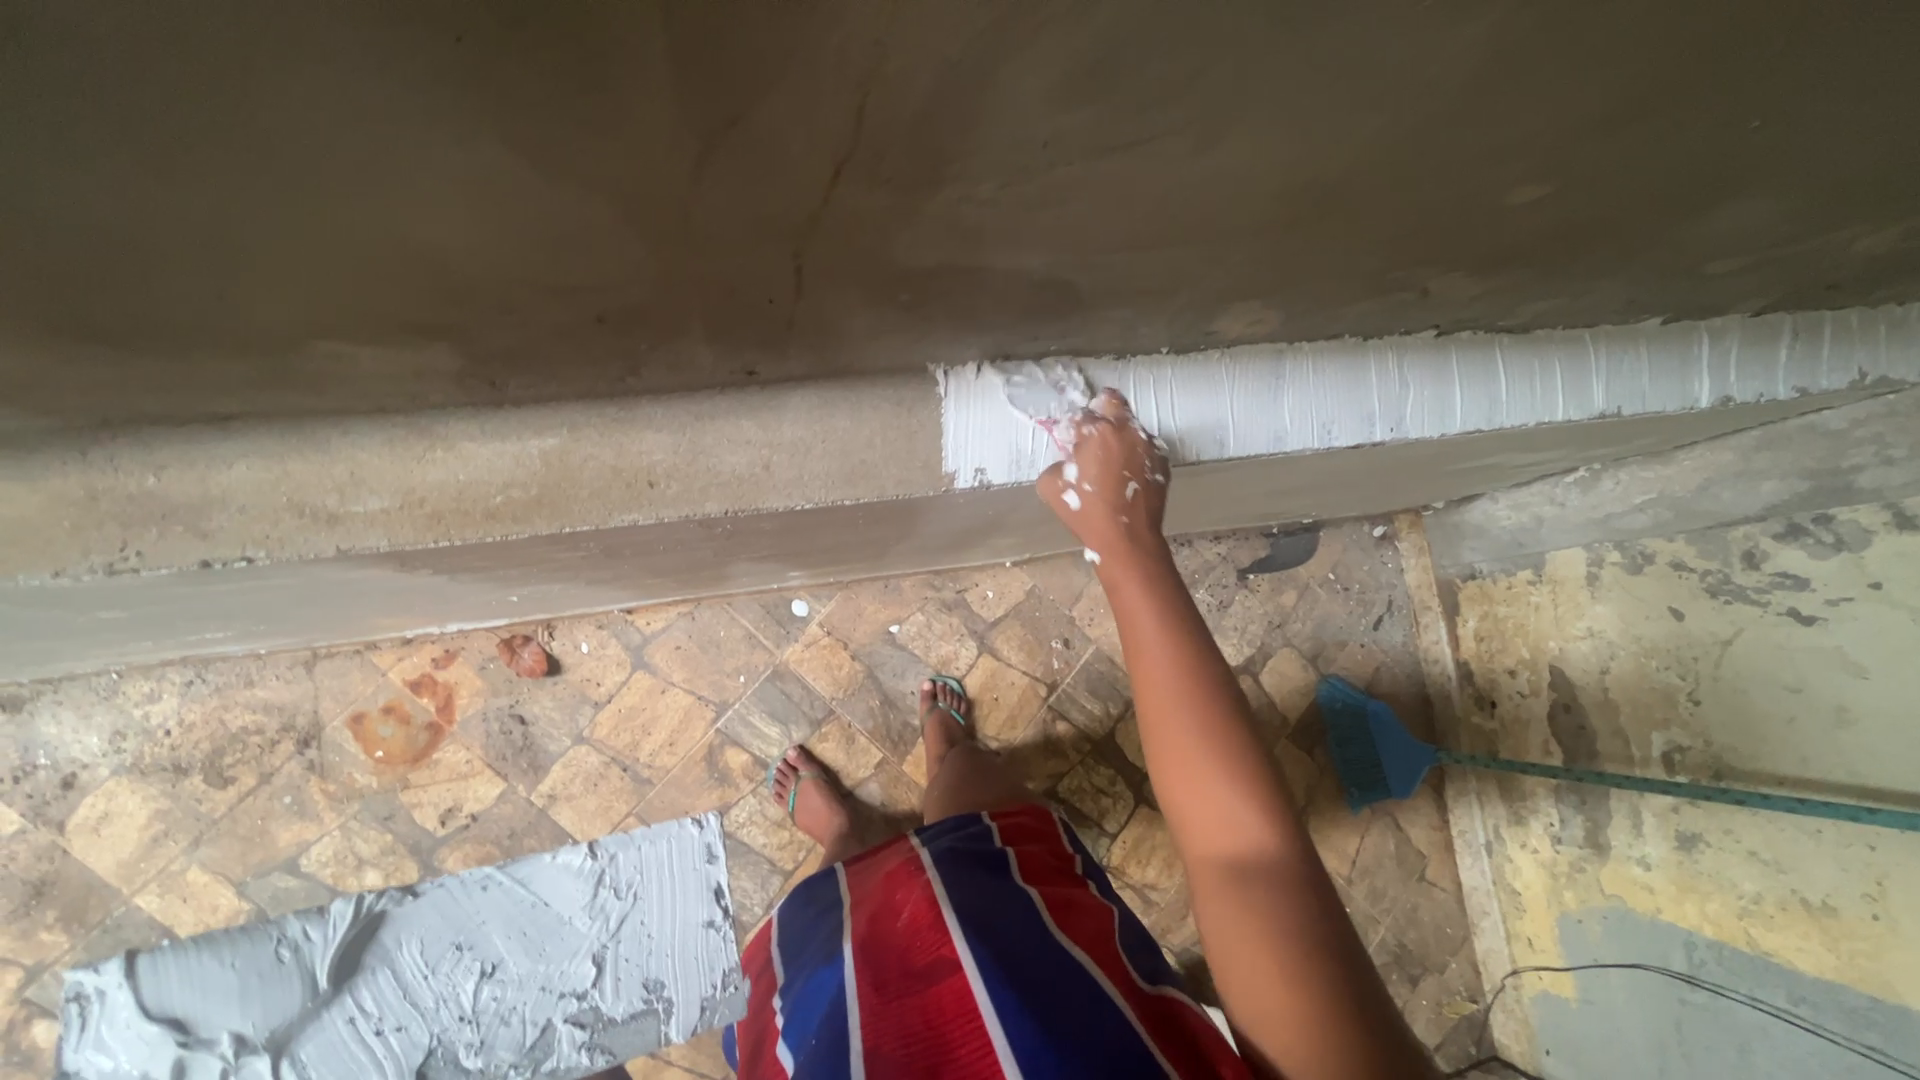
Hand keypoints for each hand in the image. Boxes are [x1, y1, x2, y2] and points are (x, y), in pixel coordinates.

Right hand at [1036, 389, 1169, 568]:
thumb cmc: (1086, 513)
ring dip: (1119, 435)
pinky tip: (1126, 476)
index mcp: (1097, 430)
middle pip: (1113, 401)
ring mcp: (1149, 445)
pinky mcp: (1163, 462)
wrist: (1127, 539)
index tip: (1069, 441)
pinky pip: (1145, 448)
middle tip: (1092, 435)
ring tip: (1111, 461)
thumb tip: (1067, 458)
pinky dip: (1135, 454)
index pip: (1081, 413)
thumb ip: (1056, 461)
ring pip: (1132, 426)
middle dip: (1100, 412)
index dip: (1072, 427)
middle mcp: (1127, 430)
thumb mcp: (1051, 486)